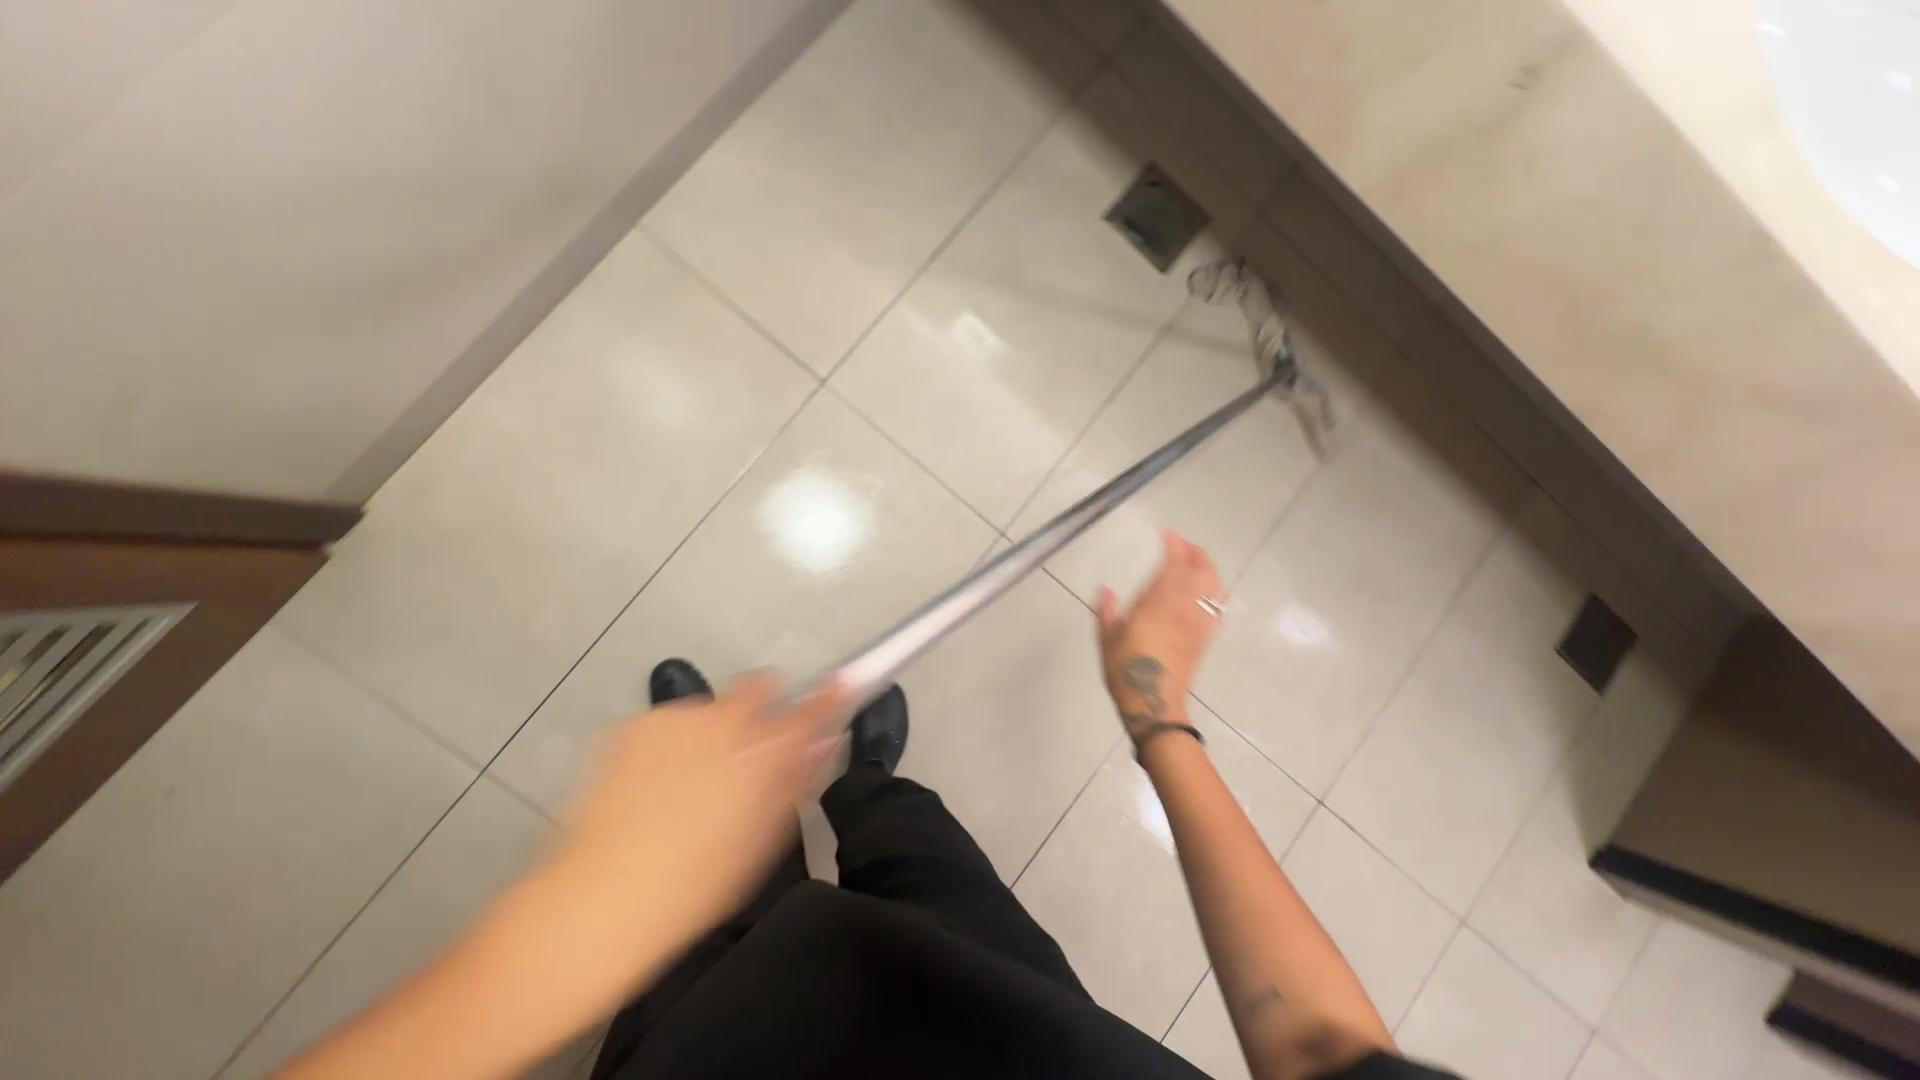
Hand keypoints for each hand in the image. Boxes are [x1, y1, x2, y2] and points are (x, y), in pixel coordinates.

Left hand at [539, 672, 846, 996]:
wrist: (604, 898)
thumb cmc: (700, 884)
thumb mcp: (765, 840)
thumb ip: (797, 780)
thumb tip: (822, 741)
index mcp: (767, 752)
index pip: (814, 705)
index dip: (830, 694)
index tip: (839, 688)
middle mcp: (725, 721)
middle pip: (760, 686)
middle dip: (764, 707)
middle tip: (751, 752)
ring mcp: (675, 719)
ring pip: (710, 708)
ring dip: (713, 731)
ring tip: (689, 784)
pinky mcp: (633, 725)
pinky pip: (668, 724)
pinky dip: (670, 744)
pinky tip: (654, 786)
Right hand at [1095, 531, 1225, 745]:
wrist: (1154, 703)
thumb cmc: (1126, 670)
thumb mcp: (1107, 639)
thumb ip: (1107, 610)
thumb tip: (1106, 589)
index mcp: (1157, 603)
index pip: (1174, 564)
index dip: (1174, 545)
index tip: (1166, 535)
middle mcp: (1183, 607)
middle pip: (1200, 570)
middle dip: (1194, 552)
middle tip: (1182, 544)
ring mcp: (1198, 622)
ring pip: (1213, 586)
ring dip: (1207, 568)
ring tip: (1195, 562)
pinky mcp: (1206, 637)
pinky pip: (1217, 606)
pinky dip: (1214, 591)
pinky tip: (1207, 591)